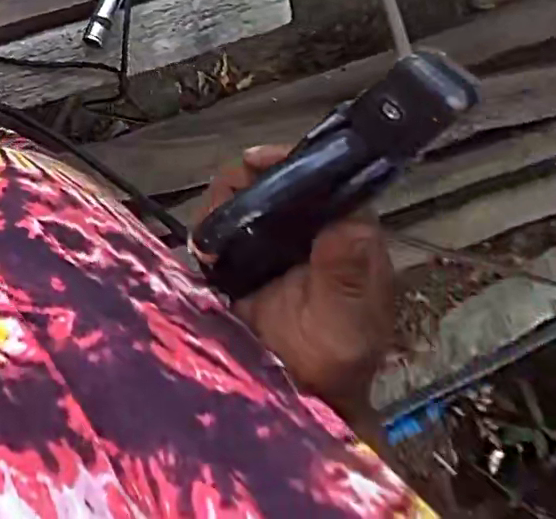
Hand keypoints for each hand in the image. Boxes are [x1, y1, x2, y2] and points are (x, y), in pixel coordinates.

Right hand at [205, 144, 394, 426]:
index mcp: (347, 238)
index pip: (326, 182)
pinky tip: (204, 251)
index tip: (259, 160)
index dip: (295, 162)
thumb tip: (351, 225)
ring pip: (244, 195)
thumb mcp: (344, 324)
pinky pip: (220, 221)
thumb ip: (346, 278)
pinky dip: (206, 227)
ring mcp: (274, 239)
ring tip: (210, 236)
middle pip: (277, 180)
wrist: (292, 394)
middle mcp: (311, 229)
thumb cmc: (329, 362)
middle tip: (224, 199)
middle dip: (245, 181)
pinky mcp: (243, 251)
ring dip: (221, 205)